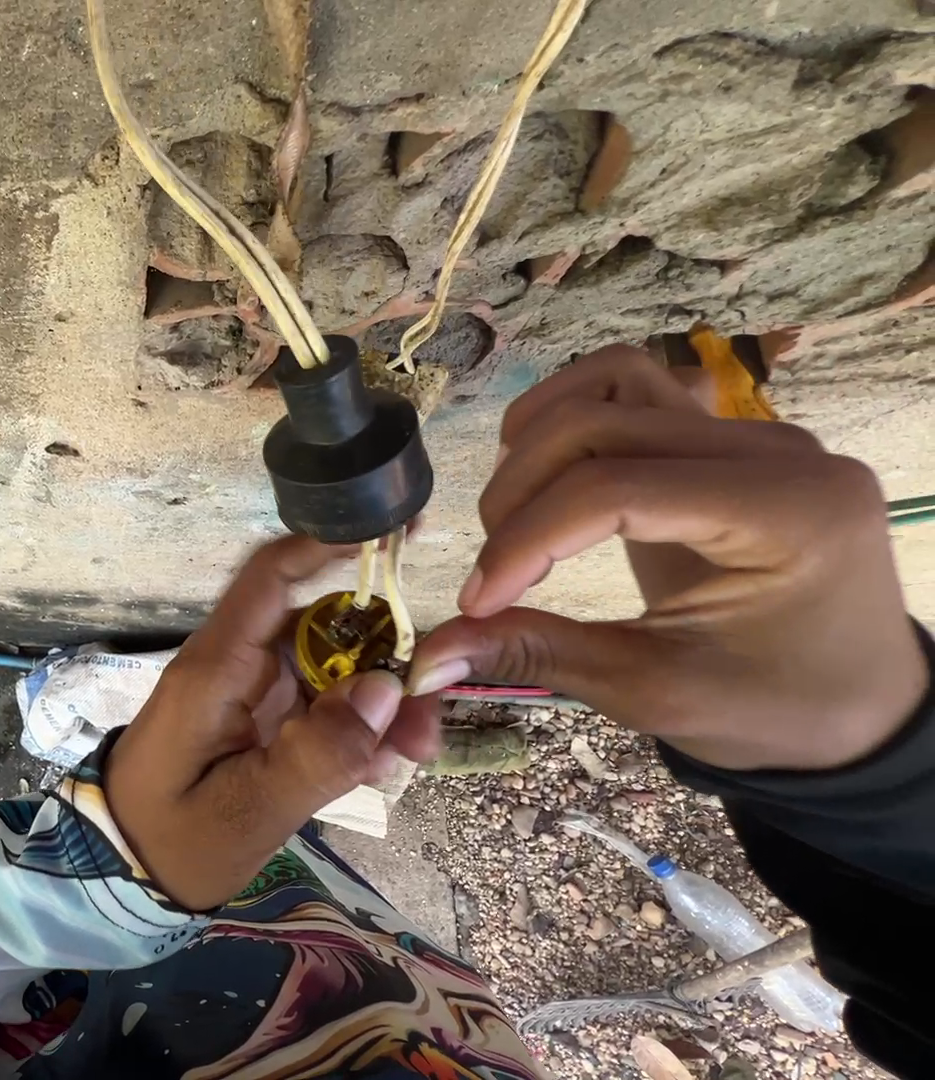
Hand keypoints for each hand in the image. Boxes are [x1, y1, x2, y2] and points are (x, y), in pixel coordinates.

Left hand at [105, 537, 440, 910]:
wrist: (123, 868)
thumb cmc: (172, 838)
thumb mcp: (247, 810)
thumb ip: (317, 754)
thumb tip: (389, 691)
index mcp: (215, 668)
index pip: (268, 579)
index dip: (326, 545)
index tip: (395, 535)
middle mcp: (232, 666)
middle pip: (318, 627)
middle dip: (384, 655)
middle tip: (434, 709)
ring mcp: (246, 693)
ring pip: (327, 669)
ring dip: (379, 701)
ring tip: (418, 751)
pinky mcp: (256, 721)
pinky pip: (316, 707)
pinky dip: (354, 729)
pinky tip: (380, 766)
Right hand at [411, 345, 928, 771]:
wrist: (849, 701)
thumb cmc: (768, 705)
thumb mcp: (649, 691)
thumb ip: (534, 654)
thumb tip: (427, 657)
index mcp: (785, 512)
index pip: (610, 491)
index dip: (520, 542)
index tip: (475, 604)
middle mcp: (773, 451)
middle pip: (592, 424)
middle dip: (514, 496)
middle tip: (494, 569)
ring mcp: (744, 434)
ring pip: (604, 385)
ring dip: (532, 443)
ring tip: (515, 514)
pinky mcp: (714, 438)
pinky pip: (626, 386)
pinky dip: (564, 417)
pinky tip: (547, 477)